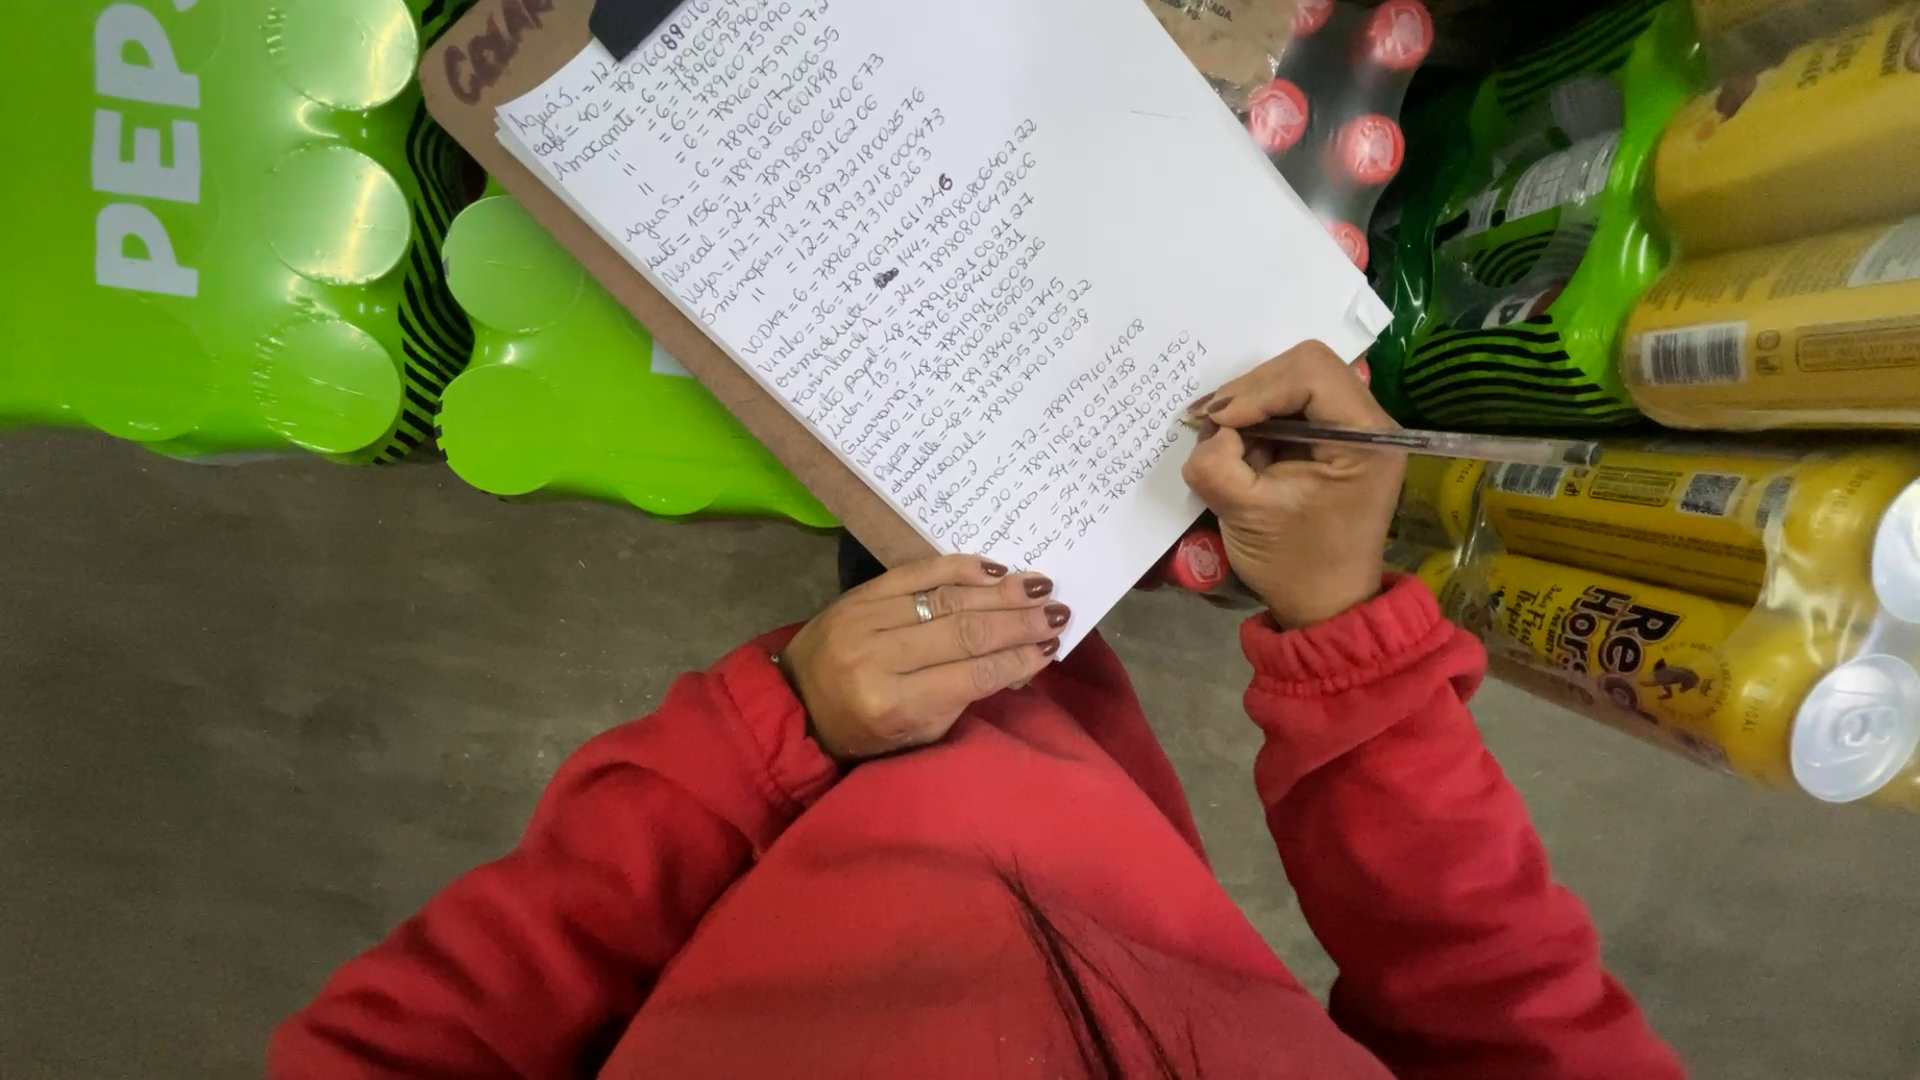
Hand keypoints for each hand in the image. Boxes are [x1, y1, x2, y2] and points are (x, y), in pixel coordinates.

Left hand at [781, 555, 1069, 760]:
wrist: (791, 700)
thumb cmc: (859, 732)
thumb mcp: (914, 735)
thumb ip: (963, 698)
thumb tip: (1018, 660)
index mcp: (892, 704)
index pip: (970, 675)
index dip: (1017, 658)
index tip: (1054, 645)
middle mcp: (878, 657)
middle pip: (963, 630)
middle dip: (1018, 621)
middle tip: (1058, 612)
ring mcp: (866, 619)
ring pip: (945, 598)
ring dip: (999, 591)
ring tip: (1039, 586)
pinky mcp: (860, 593)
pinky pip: (916, 572)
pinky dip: (958, 568)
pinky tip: (994, 568)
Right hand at [1182, 342, 1403, 627]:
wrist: (1322, 602)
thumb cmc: (1293, 564)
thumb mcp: (1245, 514)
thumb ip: (1217, 465)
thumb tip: (1211, 431)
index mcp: (1365, 438)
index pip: (1310, 372)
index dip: (1255, 389)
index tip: (1218, 425)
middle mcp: (1366, 421)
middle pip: (1300, 367)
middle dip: (1246, 394)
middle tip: (1208, 427)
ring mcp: (1348, 427)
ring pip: (1289, 380)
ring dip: (1246, 405)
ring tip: (1219, 439)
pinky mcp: (1327, 438)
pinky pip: (1286, 404)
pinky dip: (1252, 417)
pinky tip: (1233, 443)